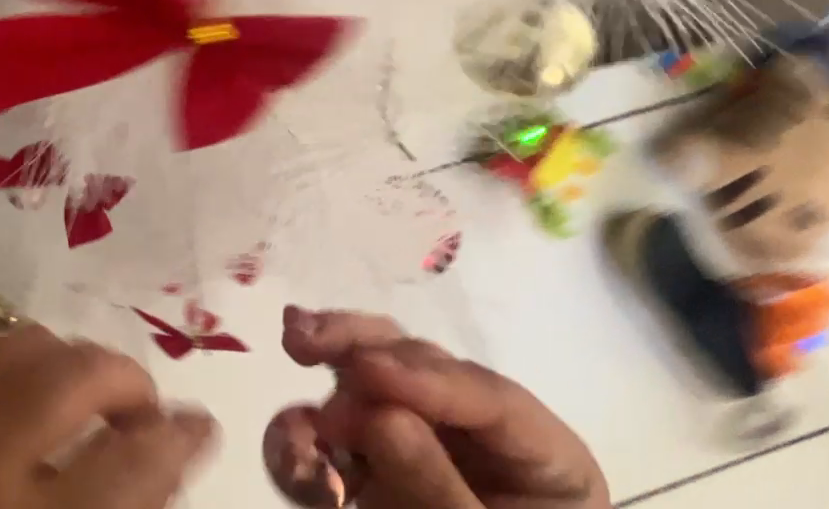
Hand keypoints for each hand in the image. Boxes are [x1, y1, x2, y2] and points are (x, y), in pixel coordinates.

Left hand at [0, 324, 217, 508]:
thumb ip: (100, 504)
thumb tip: (156, 454)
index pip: (127, 467)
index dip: (176, 441)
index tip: (199, 425)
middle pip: (79, 376)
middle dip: (126, 386)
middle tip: (138, 414)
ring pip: (28, 342)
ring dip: (66, 367)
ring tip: (74, 402)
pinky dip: (7, 358)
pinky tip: (11, 390)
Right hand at [282, 308, 608, 508]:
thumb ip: (438, 489)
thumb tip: (379, 416)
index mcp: (540, 457)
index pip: (489, 399)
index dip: (425, 378)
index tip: (365, 368)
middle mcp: (474, 433)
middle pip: (417, 362)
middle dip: (355, 346)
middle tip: (300, 340)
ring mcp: (418, 445)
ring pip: (366, 376)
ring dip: (320, 374)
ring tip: (288, 382)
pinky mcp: (370, 468)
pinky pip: (332, 435)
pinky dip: (301, 434)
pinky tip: (289, 450)